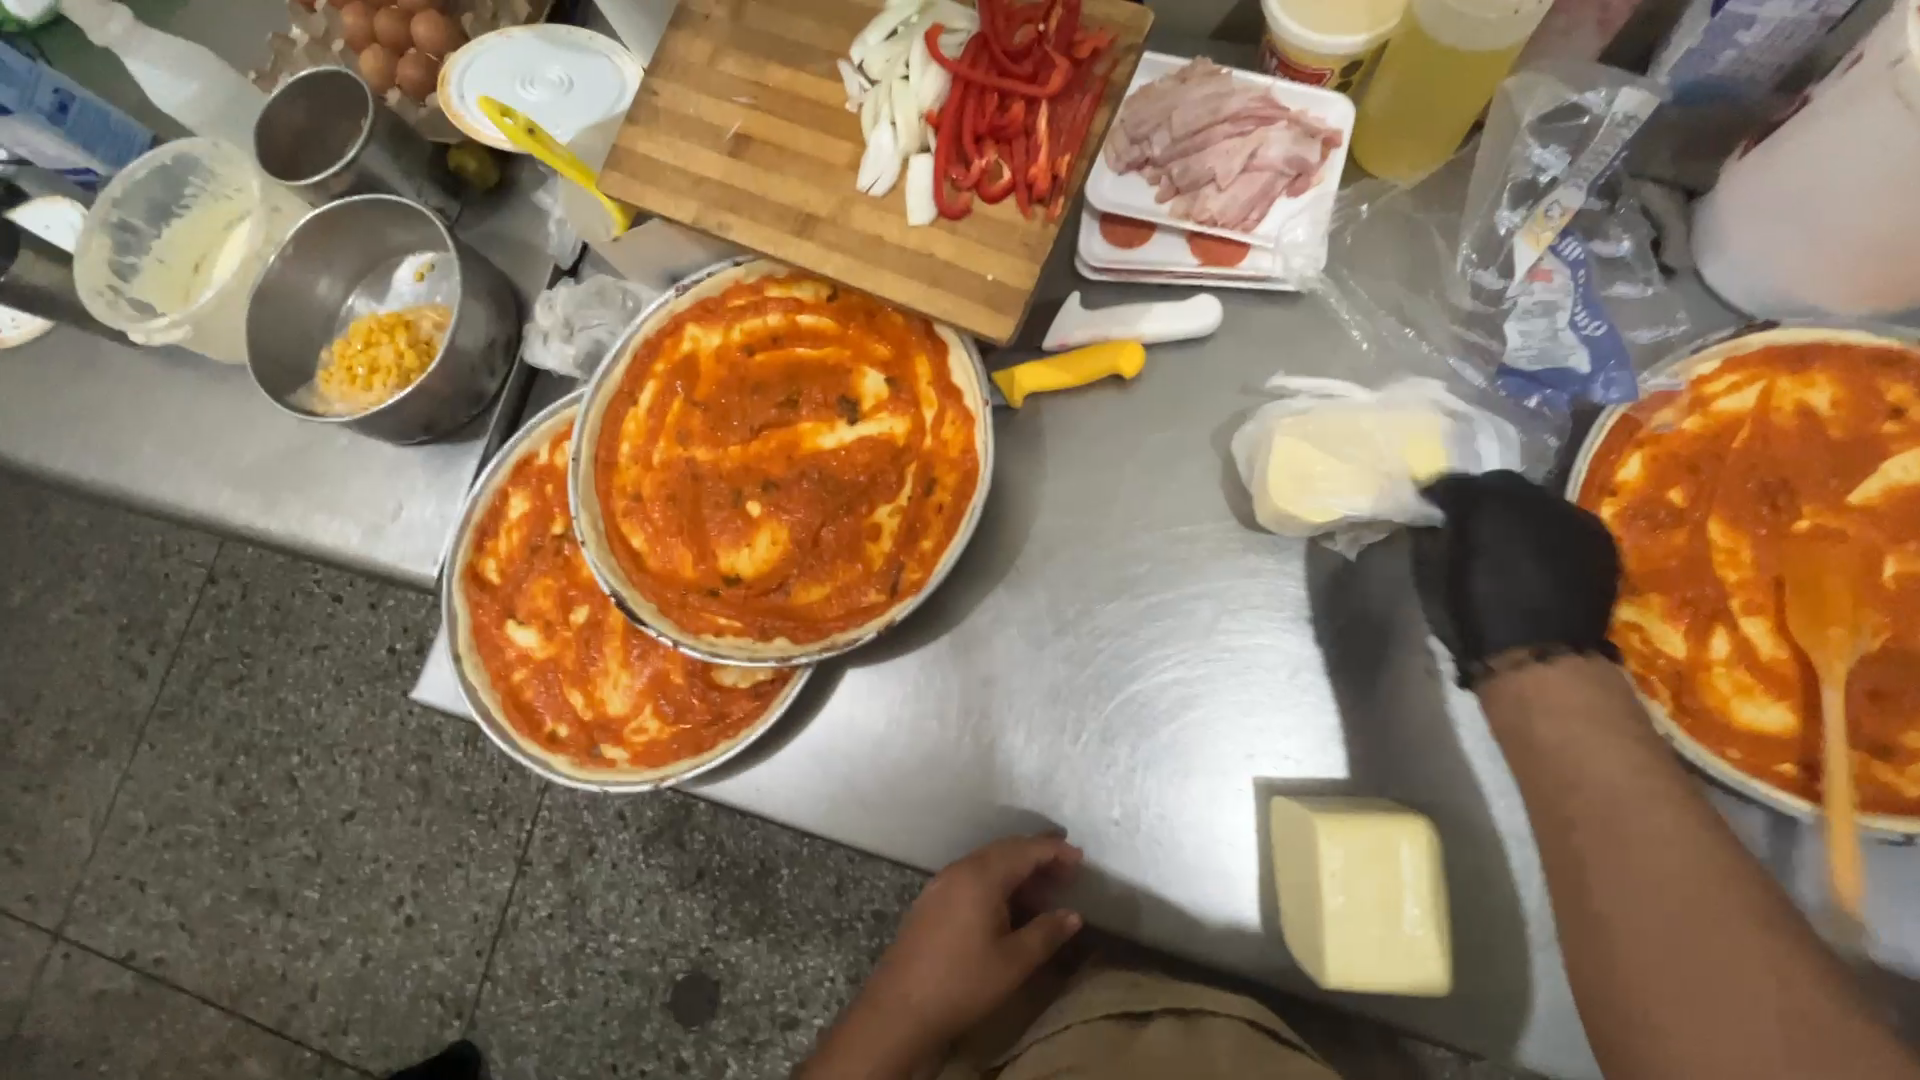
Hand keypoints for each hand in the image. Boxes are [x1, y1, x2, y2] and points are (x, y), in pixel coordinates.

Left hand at [798, 834, 1084, 1078]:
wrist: (900, 1008)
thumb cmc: (962, 983)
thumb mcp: (1014, 962)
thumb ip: (1046, 933)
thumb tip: (1073, 915)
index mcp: (981, 875)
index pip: (1025, 850)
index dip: (1055, 851)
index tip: (1080, 859)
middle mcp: (960, 869)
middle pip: (1005, 851)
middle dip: (1038, 857)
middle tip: (1067, 872)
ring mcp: (942, 883)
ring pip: (987, 863)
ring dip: (1017, 871)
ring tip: (1044, 890)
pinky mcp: (932, 900)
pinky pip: (972, 877)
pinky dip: (997, 882)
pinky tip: (1009, 905)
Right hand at [1412, 470, 1621, 685]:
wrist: (1539, 659)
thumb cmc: (1472, 618)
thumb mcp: (1433, 574)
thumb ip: (1434, 536)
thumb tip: (1434, 519)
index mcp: (1485, 505)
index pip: (1459, 483)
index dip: (1444, 494)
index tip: (1433, 507)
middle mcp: (1535, 499)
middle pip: (1504, 485)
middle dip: (1484, 499)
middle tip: (1469, 522)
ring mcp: (1574, 518)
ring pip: (1539, 502)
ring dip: (1519, 514)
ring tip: (1506, 540)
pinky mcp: (1600, 541)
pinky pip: (1566, 524)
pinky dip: (1548, 533)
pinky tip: (1536, 556)